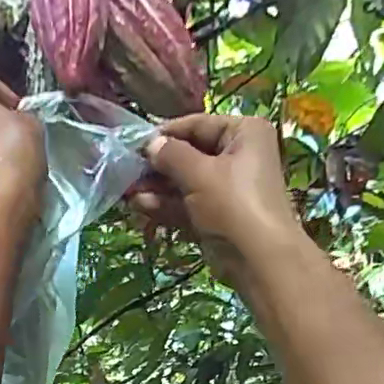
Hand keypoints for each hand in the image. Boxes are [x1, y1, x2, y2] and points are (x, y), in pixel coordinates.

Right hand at [130, 114, 309, 289]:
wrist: (256, 258)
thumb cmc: (232, 204)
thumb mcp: (199, 174)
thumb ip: (171, 155)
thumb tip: (150, 144)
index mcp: (242, 133)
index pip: (197, 125)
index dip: (165, 134)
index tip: (135, 145)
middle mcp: (236, 157)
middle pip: (188, 156)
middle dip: (157, 167)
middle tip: (127, 174)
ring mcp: (224, 190)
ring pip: (184, 183)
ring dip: (156, 189)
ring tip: (128, 194)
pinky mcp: (214, 217)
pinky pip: (186, 205)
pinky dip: (165, 206)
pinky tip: (140, 207)